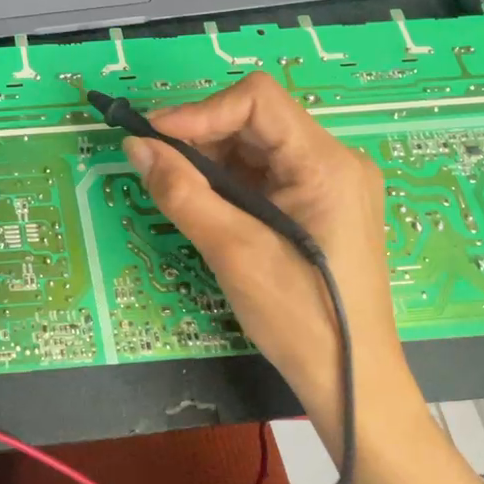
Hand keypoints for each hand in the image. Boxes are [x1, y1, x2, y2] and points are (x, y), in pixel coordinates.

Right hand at [126, 74, 483, 483]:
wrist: (349, 383)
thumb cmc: (298, 315)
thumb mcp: (231, 250)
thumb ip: (181, 191)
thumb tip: (134, 144)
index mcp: (327, 164)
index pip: (258, 100)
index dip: (201, 110)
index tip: (155, 136)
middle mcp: (334, 160)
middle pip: (255, 118)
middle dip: (202, 136)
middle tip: (160, 166)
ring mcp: (328, 181)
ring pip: (254, 142)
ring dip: (210, 158)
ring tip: (182, 190)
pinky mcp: (317, 201)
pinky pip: (263, 169)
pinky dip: (227, 178)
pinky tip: (208, 204)